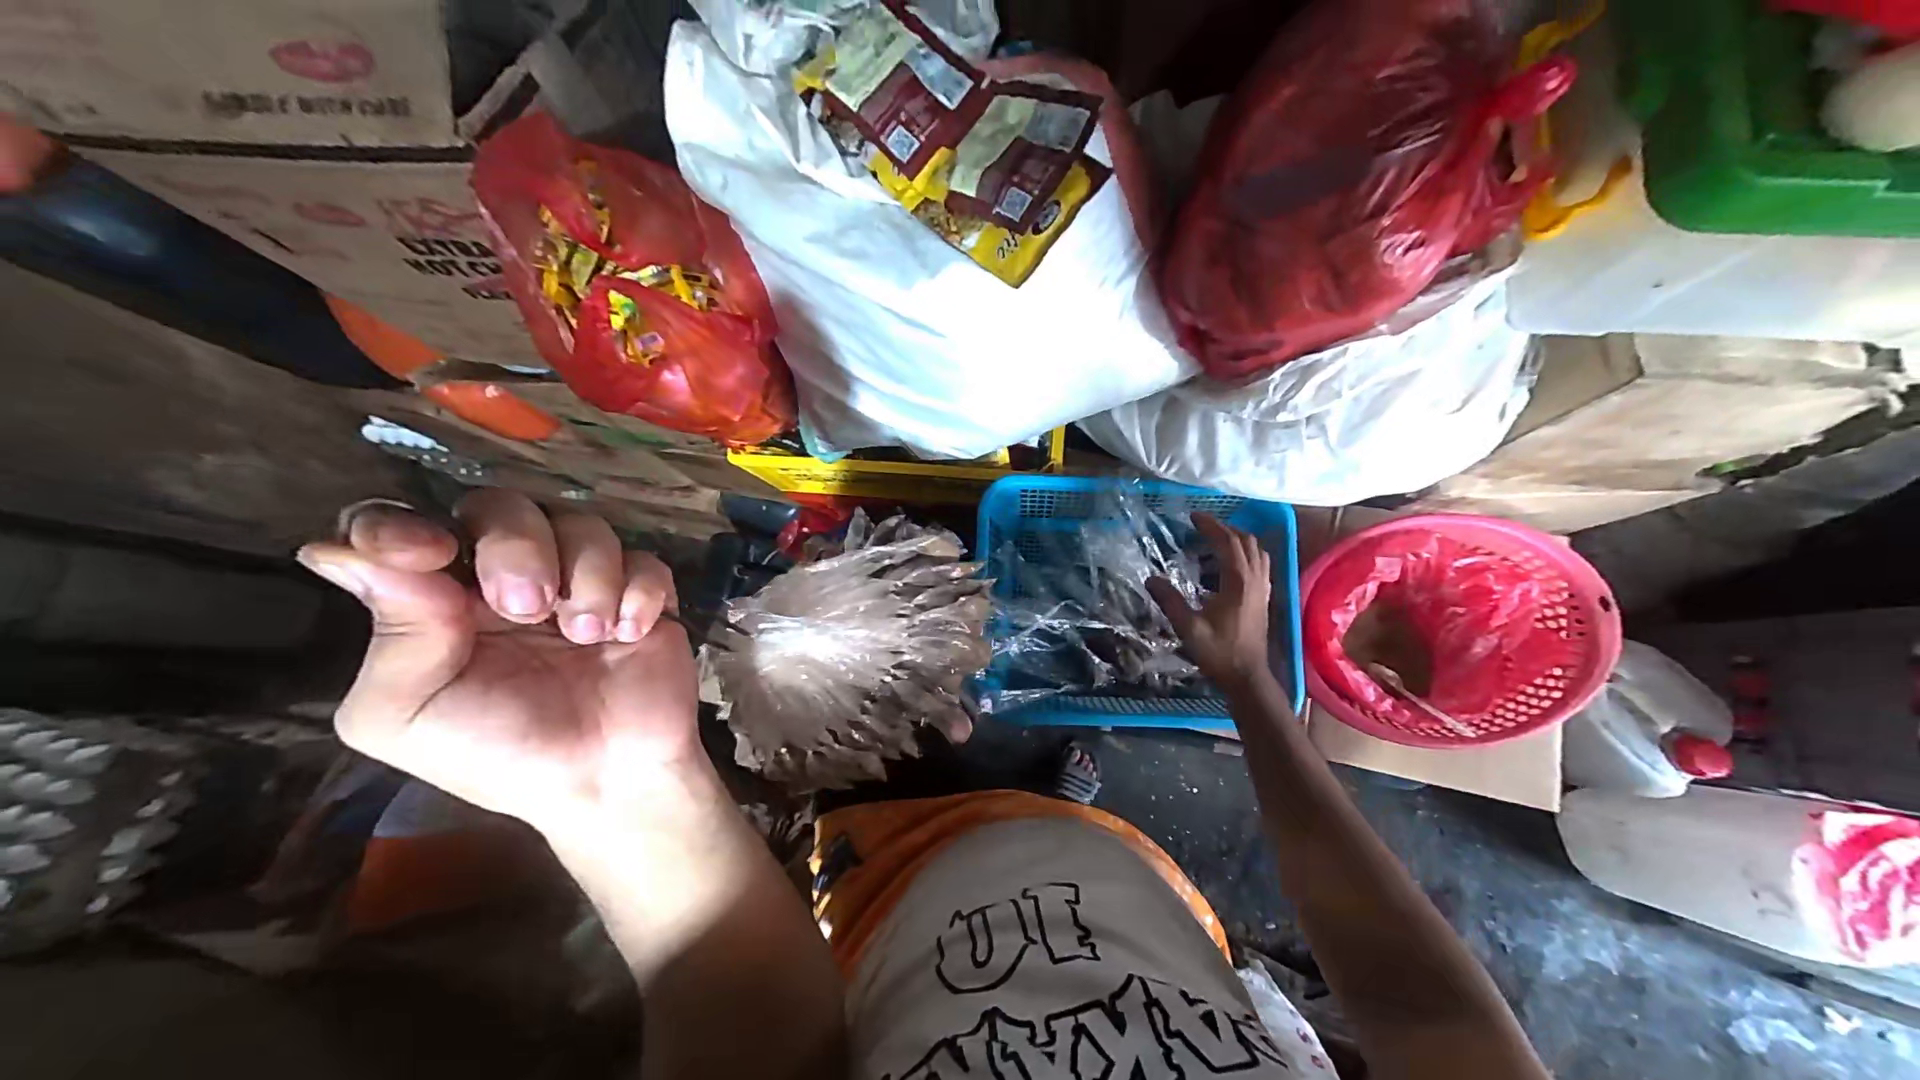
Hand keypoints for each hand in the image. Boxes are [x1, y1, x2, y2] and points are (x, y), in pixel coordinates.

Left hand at [295, 490, 699, 835]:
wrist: (608, 779)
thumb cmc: (499, 753)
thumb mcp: (409, 716)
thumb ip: (393, 637)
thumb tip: (348, 553)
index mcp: (438, 603)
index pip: (402, 530)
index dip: (405, 524)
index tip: (431, 554)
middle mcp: (506, 579)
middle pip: (502, 506)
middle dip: (517, 546)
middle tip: (528, 608)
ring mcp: (580, 583)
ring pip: (582, 524)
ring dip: (588, 576)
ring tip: (588, 635)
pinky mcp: (640, 594)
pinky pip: (643, 559)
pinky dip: (639, 592)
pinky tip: (630, 634)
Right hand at [1146, 513, 1273, 689]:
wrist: (1247, 677)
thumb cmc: (1219, 653)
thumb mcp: (1188, 627)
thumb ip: (1169, 601)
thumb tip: (1151, 579)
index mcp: (1239, 583)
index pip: (1228, 543)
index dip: (1211, 526)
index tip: (1193, 517)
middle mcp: (1256, 580)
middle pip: (1246, 541)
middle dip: (1224, 528)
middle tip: (1201, 525)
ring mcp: (1263, 589)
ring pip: (1257, 551)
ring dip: (1238, 539)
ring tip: (1216, 539)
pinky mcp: (1264, 599)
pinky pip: (1260, 564)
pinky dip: (1245, 554)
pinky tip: (1229, 563)